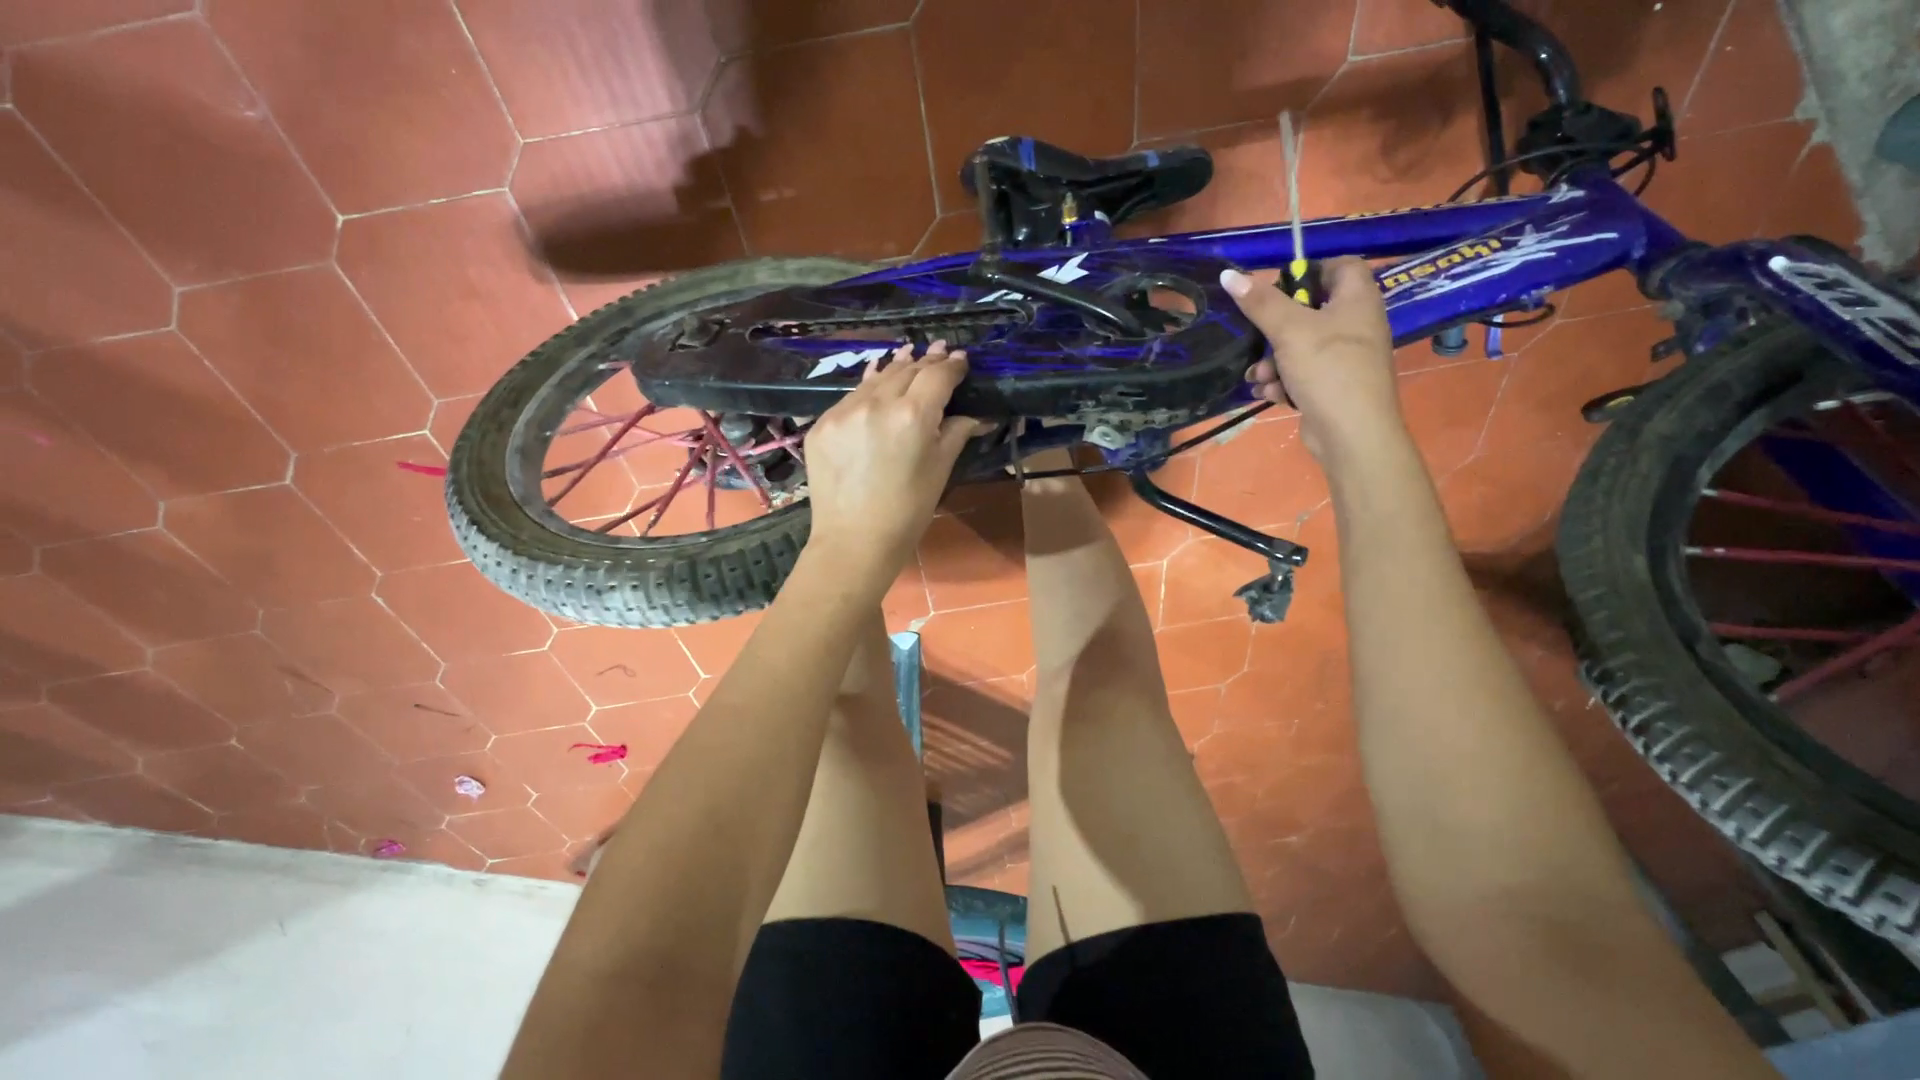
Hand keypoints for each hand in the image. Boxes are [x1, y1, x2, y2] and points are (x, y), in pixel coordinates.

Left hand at [803, 341, 981, 578]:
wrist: (853, 542)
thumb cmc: (907, 512)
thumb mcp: (940, 470)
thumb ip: (955, 433)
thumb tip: (976, 416)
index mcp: (912, 415)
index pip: (937, 376)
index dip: (952, 366)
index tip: (962, 360)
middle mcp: (876, 404)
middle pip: (906, 370)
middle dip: (926, 361)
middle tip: (940, 351)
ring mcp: (844, 412)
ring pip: (875, 379)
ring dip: (896, 367)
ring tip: (909, 353)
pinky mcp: (822, 424)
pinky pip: (850, 398)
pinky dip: (868, 389)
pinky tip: (876, 381)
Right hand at [1220, 257, 1404, 462]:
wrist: (1352, 434)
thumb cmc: (1328, 370)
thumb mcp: (1289, 330)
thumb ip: (1260, 302)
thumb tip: (1229, 275)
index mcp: (1357, 300)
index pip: (1341, 266)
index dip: (1310, 270)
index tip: (1279, 285)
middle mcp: (1356, 325)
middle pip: (1311, 310)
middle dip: (1276, 327)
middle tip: (1257, 334)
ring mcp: (1346, 358)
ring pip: (1301, 346)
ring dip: (1273, 360)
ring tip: (1258, 375)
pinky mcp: (1334, 386)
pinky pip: (1303, 373)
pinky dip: (1284, 381)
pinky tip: (1270, 393)